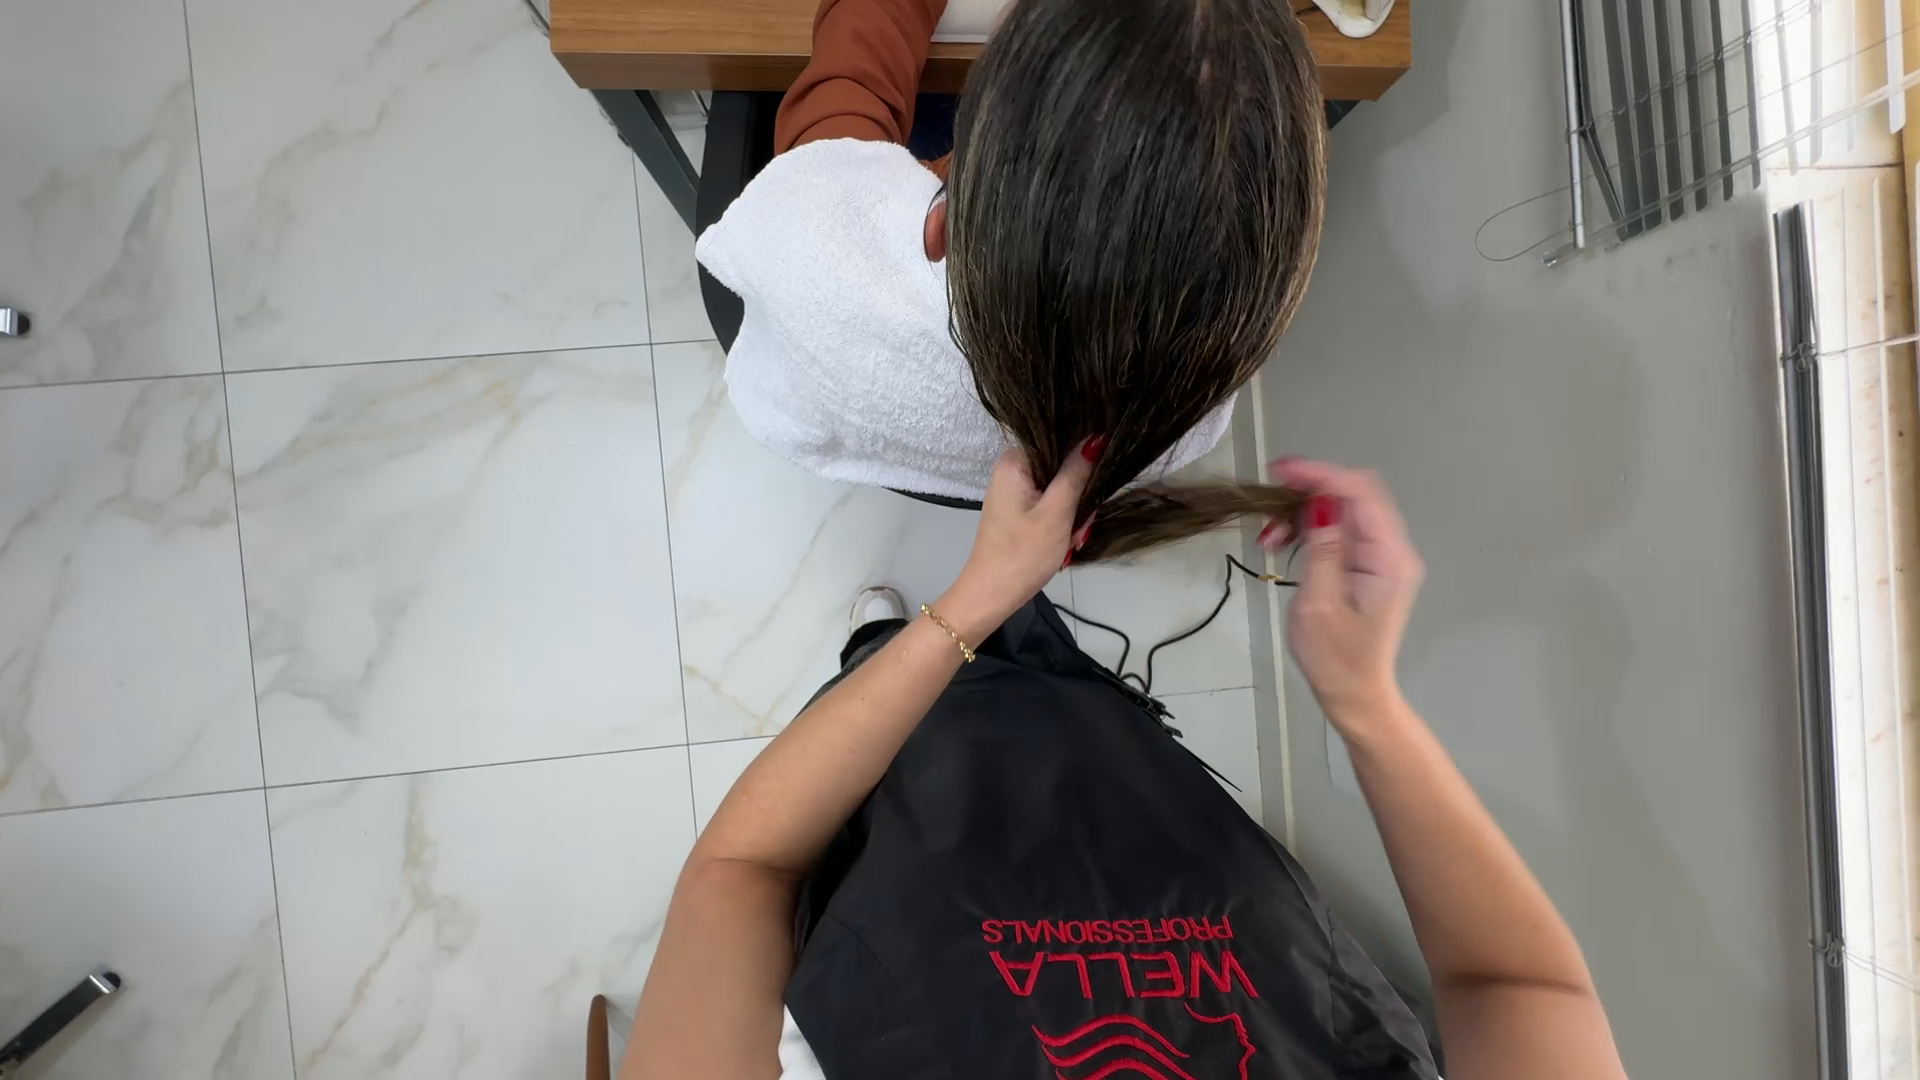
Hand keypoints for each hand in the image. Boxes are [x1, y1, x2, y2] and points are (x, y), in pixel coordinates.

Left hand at [937, 443, 1097, 642]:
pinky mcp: (1019, 511)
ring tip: (1070, 538)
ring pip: (1060, 490)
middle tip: (1077, 526)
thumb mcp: (1057, 512)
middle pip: (1062, 468)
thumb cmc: (1022, 554)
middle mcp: (1012, 470)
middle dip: (1078, 498)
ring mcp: (1015, 492)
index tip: (1092, 486)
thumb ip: (1076, 473)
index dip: (1082, 461)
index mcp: (1015, 461)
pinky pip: (1050, 506)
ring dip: (1072, 516)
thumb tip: (1096, 436)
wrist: (992, 595)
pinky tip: (1062, 542)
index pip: (1060, 441)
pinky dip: (1061, 524)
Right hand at [1268, 458, 1423, 731]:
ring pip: (1341, 510)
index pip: (1360, 494)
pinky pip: (1338, 530)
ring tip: (1267, 540)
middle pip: (1353, 495)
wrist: (1354, 693)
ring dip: (1300, 514)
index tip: (1279, 471)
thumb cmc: (1334, 657)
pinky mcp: (1367, 565)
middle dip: (1306, 493)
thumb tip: (1318, 504)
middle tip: (1265, 509)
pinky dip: (1307, 529)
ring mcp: (1381, 557)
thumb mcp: (1319, 603)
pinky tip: (1282, 546)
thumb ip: (1322, 549)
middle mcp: (1392, 550)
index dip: (1320, 475)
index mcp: (1388, 558)